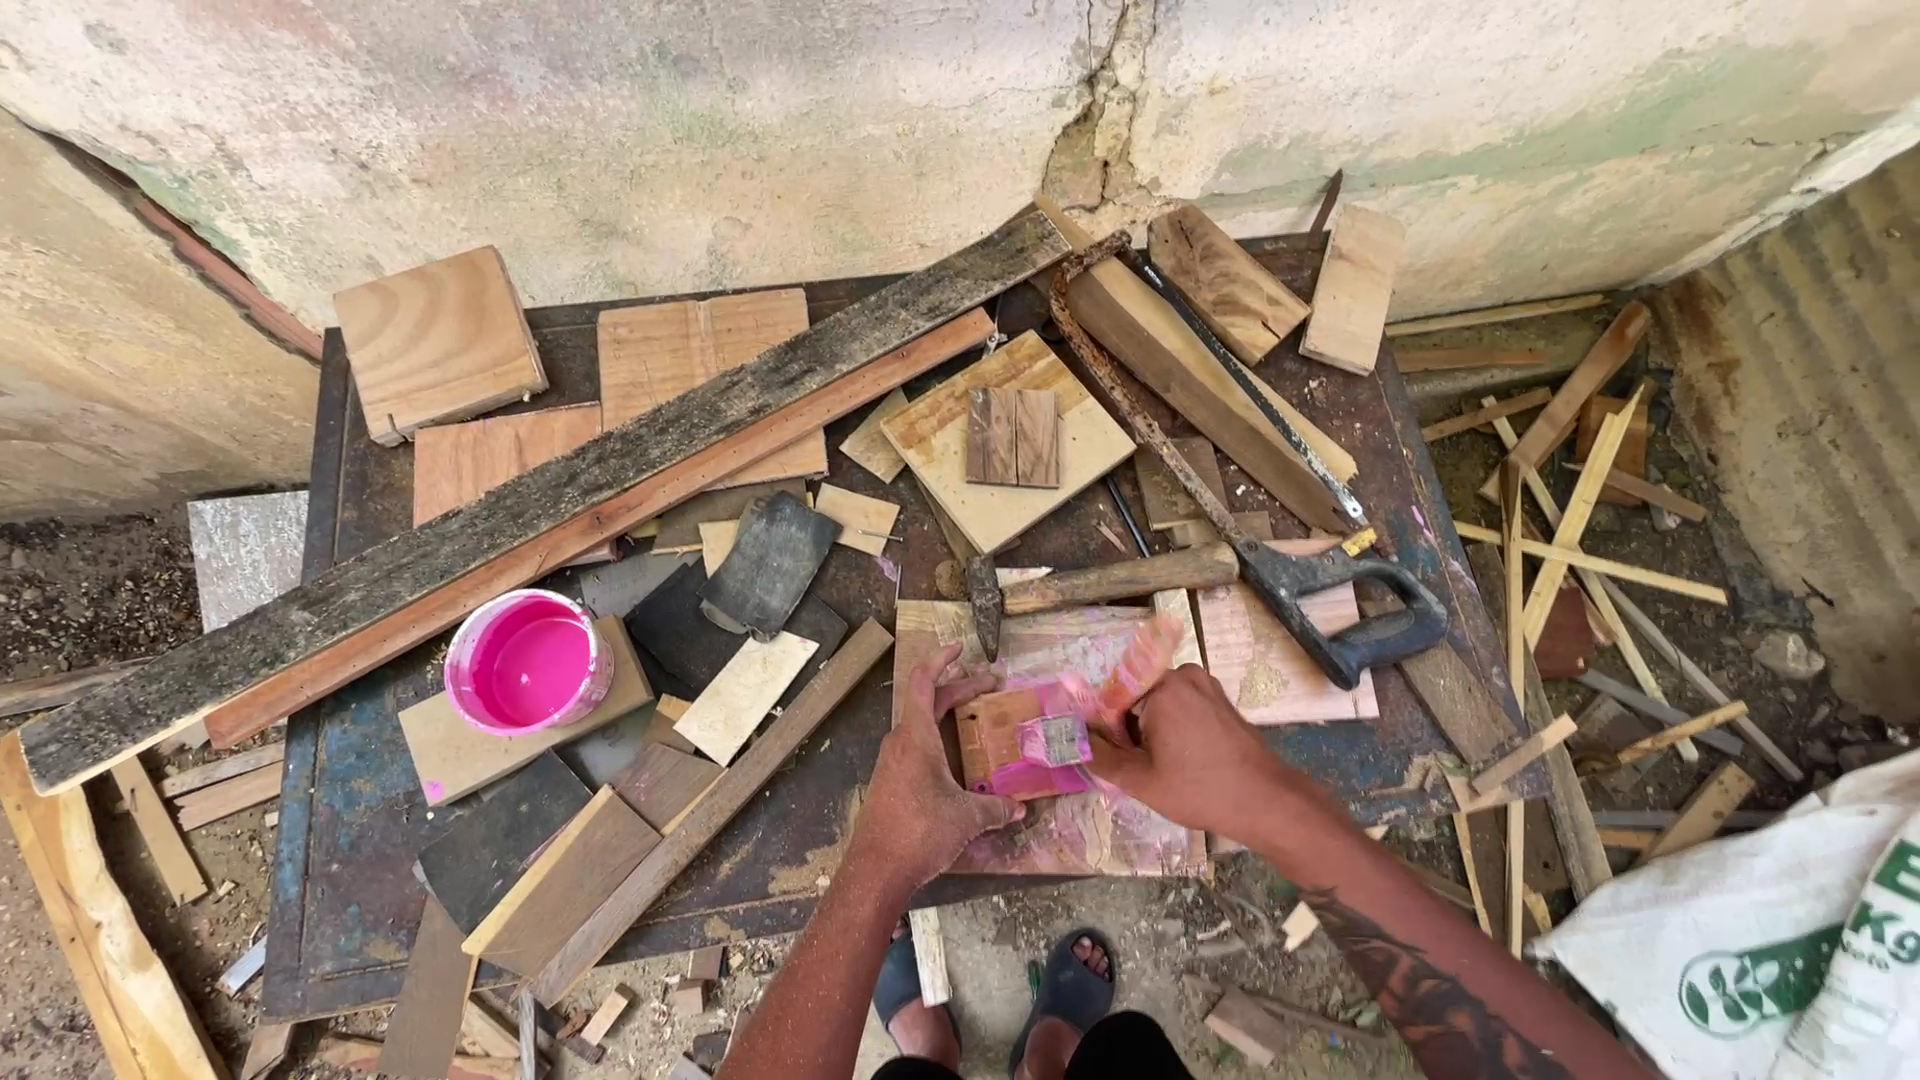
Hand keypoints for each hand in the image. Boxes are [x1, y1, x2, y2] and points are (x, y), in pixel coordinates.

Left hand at [851, 643, 1025, 887]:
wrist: (876, 870)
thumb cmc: (920, 832)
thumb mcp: (966, 818)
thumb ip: (995, 808)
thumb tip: (1019, 809)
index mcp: (916, 736)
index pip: (922, 682)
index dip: (940, 659)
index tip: (960, 648)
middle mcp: (900, 742)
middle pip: (927, 700)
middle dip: (959, 687)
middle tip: (991, 684)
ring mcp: (891, 762)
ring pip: (920, 724)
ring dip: (946, 713)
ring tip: (975, 716)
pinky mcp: (889, 782)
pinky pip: (915, 746)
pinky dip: (938, 738)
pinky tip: (956, 758)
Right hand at [1088, 664, 1344, 839]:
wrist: (1266, 801)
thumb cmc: (1199, 789)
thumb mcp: (1140, 779)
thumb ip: (1100, 757)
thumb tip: (1076, 740)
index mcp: (1162, 686)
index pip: (1111, 696)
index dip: (1104, 728)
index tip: (1111, 756)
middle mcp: (1183, 674)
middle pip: (1134, 694)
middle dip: (1127, 727)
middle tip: (1135, 763)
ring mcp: (1205, 684)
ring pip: (1156, 700)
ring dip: (1147, 727)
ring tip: (1157, 763)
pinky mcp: (1218, 698)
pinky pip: (1179, 703)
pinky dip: (1169, 725)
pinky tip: (1178, 756)